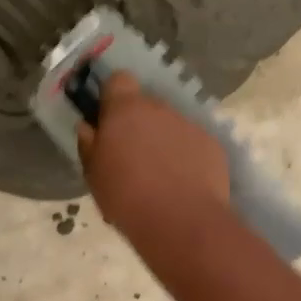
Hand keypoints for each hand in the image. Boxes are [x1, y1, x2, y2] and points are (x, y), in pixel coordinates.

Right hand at [75, 71, 229, 234]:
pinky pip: (193, 143)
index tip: (108, 118)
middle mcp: (159, 108)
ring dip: (163, 141)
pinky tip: (182, 184)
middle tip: (131, 155)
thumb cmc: (125, 195)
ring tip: (159, 175)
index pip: (118, 79)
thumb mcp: (93, 174)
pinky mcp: (212, 144)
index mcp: (125, 110)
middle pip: (146, 105)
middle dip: (138, 123)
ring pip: (170, 125)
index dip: (113, 95)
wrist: (180, 221)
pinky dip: (186, 157)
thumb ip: (89, 145)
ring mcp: (189, 124)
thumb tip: (88, 127)